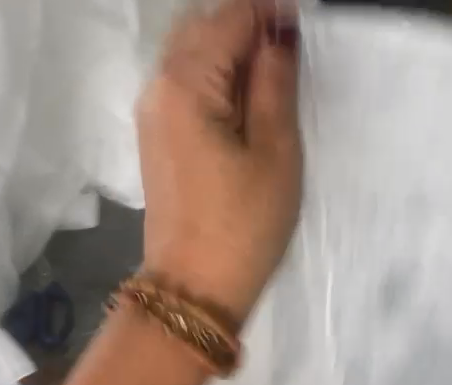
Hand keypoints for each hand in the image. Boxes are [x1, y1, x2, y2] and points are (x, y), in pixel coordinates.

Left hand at [137, 0, 301, 327]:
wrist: (194, 290)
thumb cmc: (243, 227)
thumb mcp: (275, 152)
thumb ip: (275, 83)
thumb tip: (278, 35)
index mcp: (186, 82)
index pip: (229, 16)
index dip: (269, 16)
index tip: (300, 33)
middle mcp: (157, 87)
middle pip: (201, 27)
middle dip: (245, 31)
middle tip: (286, 63)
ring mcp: (151, 115)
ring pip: (190, 56)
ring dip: (229, 58)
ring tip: (269, 92)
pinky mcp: (155, 141)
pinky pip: (183, 88)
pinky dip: (213, 84)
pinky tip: (242, 114)